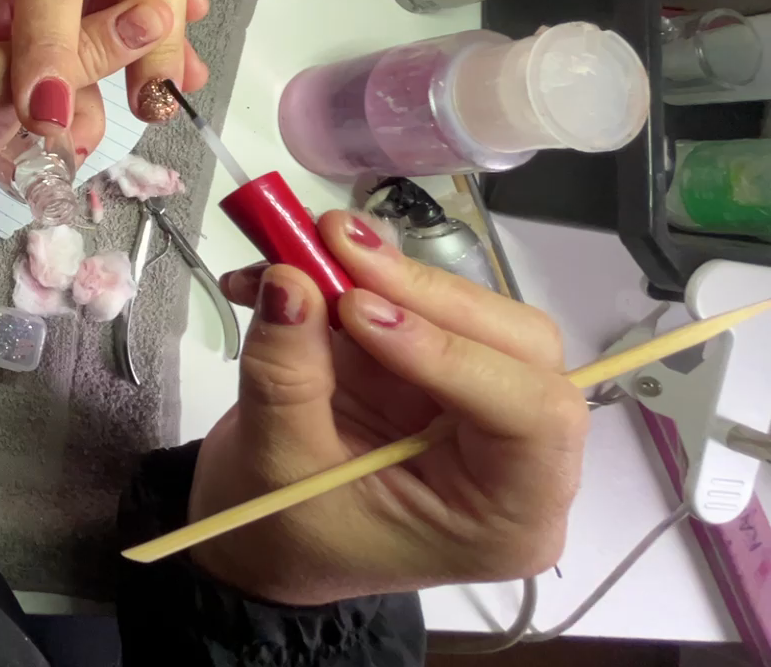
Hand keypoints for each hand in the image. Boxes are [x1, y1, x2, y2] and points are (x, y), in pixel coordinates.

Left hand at [0, 0, 182, 243]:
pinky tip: (66, 157)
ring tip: (96, 138)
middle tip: (166, 86)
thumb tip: (161, 10)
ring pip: (57, 70)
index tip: (184, 16)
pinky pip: (32, 109)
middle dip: (119, 59)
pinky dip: (52, 132)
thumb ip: (80, 48)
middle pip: (75, 20)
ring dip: (83, 105)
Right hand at [190, 212, 588, 604]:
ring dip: (376, 271)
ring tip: (296, 246)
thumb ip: (285, 371)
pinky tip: (268, 275)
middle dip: (417, 289)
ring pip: (459, 312)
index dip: (447, 349)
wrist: (253, 538)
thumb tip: (286, 280)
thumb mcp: (274, 459)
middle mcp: (502, 450)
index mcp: (501, 509)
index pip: (528, 413)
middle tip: (331, 243)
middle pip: (511, 346)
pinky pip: (389, 303)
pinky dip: (331, 276)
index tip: (355, 308)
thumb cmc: (274, 528)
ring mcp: (457, 400)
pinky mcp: (407, 368)